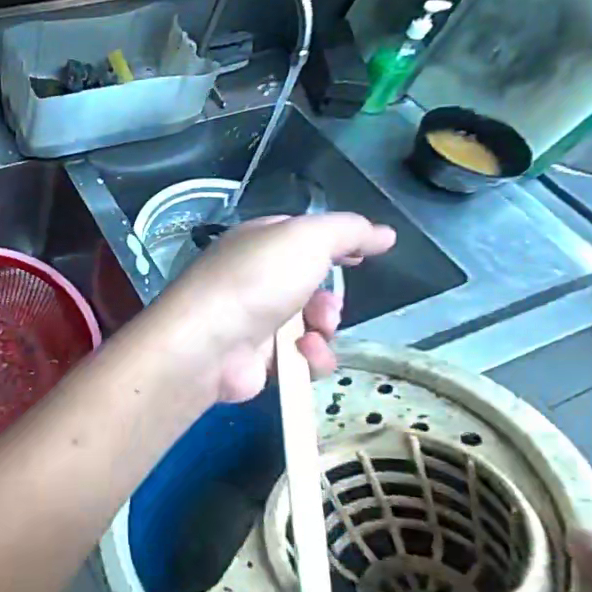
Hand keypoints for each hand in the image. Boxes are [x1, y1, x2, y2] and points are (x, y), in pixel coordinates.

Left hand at [146, 212, 394, 401]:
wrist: (208, 343)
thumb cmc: (255, 280)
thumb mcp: (306, 237)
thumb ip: (348, 231)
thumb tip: (384, 234)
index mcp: (256, 243)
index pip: (301, 237)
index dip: (335, 244)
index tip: (365, 254)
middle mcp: (252, 279)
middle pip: (312, 287)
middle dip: (330, 300)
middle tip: (325, 309)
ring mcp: (253, 321)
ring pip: (312, 326)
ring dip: (323, 330)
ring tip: (312, 333)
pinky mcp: (257, 360)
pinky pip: (301, 360)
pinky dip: (310, 358)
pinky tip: (301, 354)